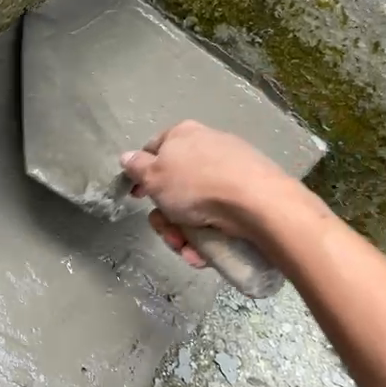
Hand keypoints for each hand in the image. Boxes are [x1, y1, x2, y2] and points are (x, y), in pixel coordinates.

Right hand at [120, 120, 317, 267]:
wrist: (258, 203)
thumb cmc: (196, 185)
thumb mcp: (154, 176)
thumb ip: (136, 167)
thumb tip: (126, 156)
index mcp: (183, 134)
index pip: (153, 150)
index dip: (141, 175)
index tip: (138, 197)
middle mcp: (207, 146)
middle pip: (174, 185)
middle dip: (166, 217)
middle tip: (169, 232)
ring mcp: (231, 169)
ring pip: (195, 205)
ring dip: (185, 233)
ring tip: (190, 250)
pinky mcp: (249, 192)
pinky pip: (220, 214)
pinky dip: (209, 234)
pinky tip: (208, 252)